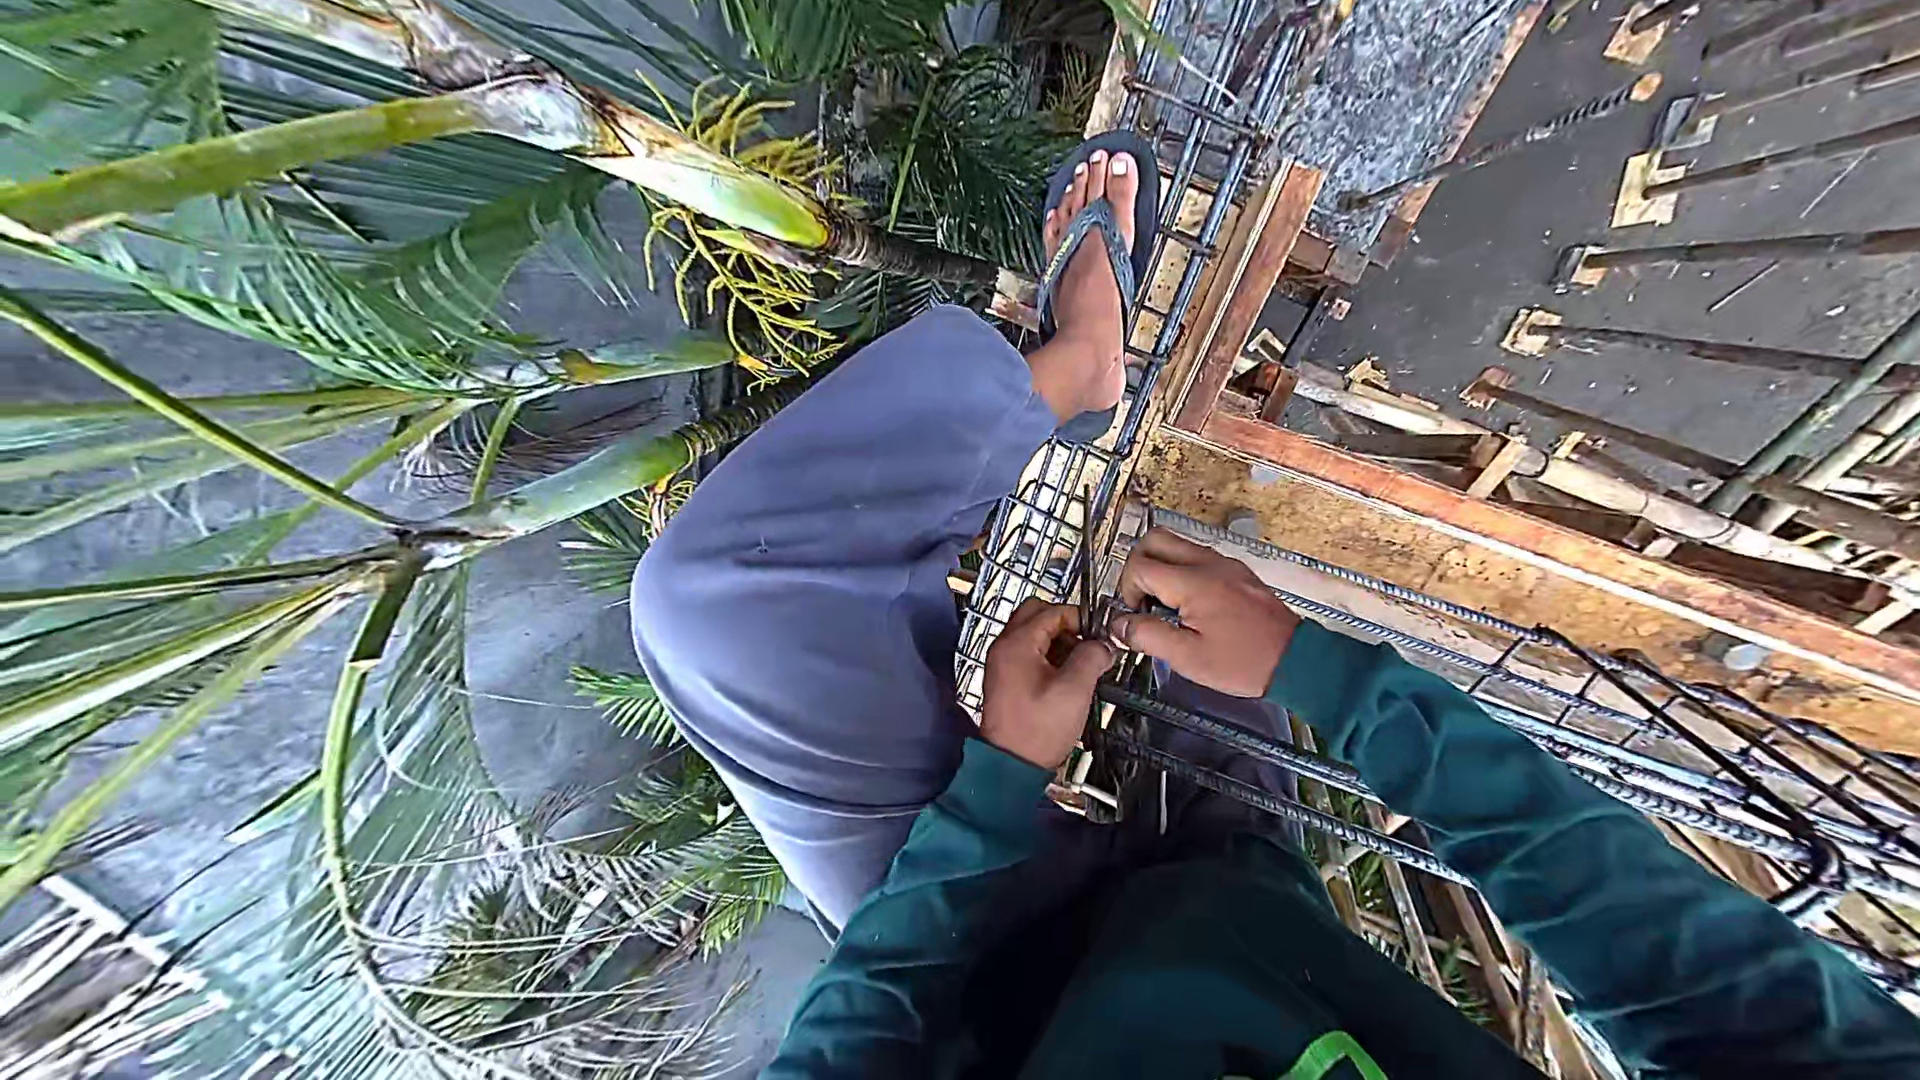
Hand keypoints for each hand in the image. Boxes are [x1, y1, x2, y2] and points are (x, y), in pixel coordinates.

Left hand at [980, 599, 1113, 768]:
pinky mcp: (1006, 677)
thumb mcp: (1074, 690)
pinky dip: (1048, 655)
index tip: (1099, 635)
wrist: (1011, 764)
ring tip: (1080, 664)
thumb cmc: (1036, 730)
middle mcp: (1004, 647)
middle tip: (1087, 644)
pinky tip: (1066, 676)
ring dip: (1058, 640)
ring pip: (1033, 633)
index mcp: (1017, 644)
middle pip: (1037, 614)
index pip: (1052, 611)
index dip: (1080, 619)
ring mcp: (1003, 662)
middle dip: (1066, 625)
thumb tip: (1103, 644)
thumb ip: (1091, 658)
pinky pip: (1028, 652)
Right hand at [1110, 527, 1299, 696]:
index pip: (1139, 566)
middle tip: (1143, 599)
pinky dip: (1180, 571)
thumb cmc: (1244, 663)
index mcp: (1193, 582)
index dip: (1128, 591)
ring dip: (1159, 567)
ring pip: (1175, 544)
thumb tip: (1118, 625)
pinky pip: (1196, 556)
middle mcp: (1208, 563)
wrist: (1298, 663)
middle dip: (1138, 566)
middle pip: (1154, 539)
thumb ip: (1146, 636)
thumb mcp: (1187, 658)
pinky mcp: (1235, 571)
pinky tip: (1188, 605)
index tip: (1137, 616)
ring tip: (1165, 605)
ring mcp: (1223, 564)